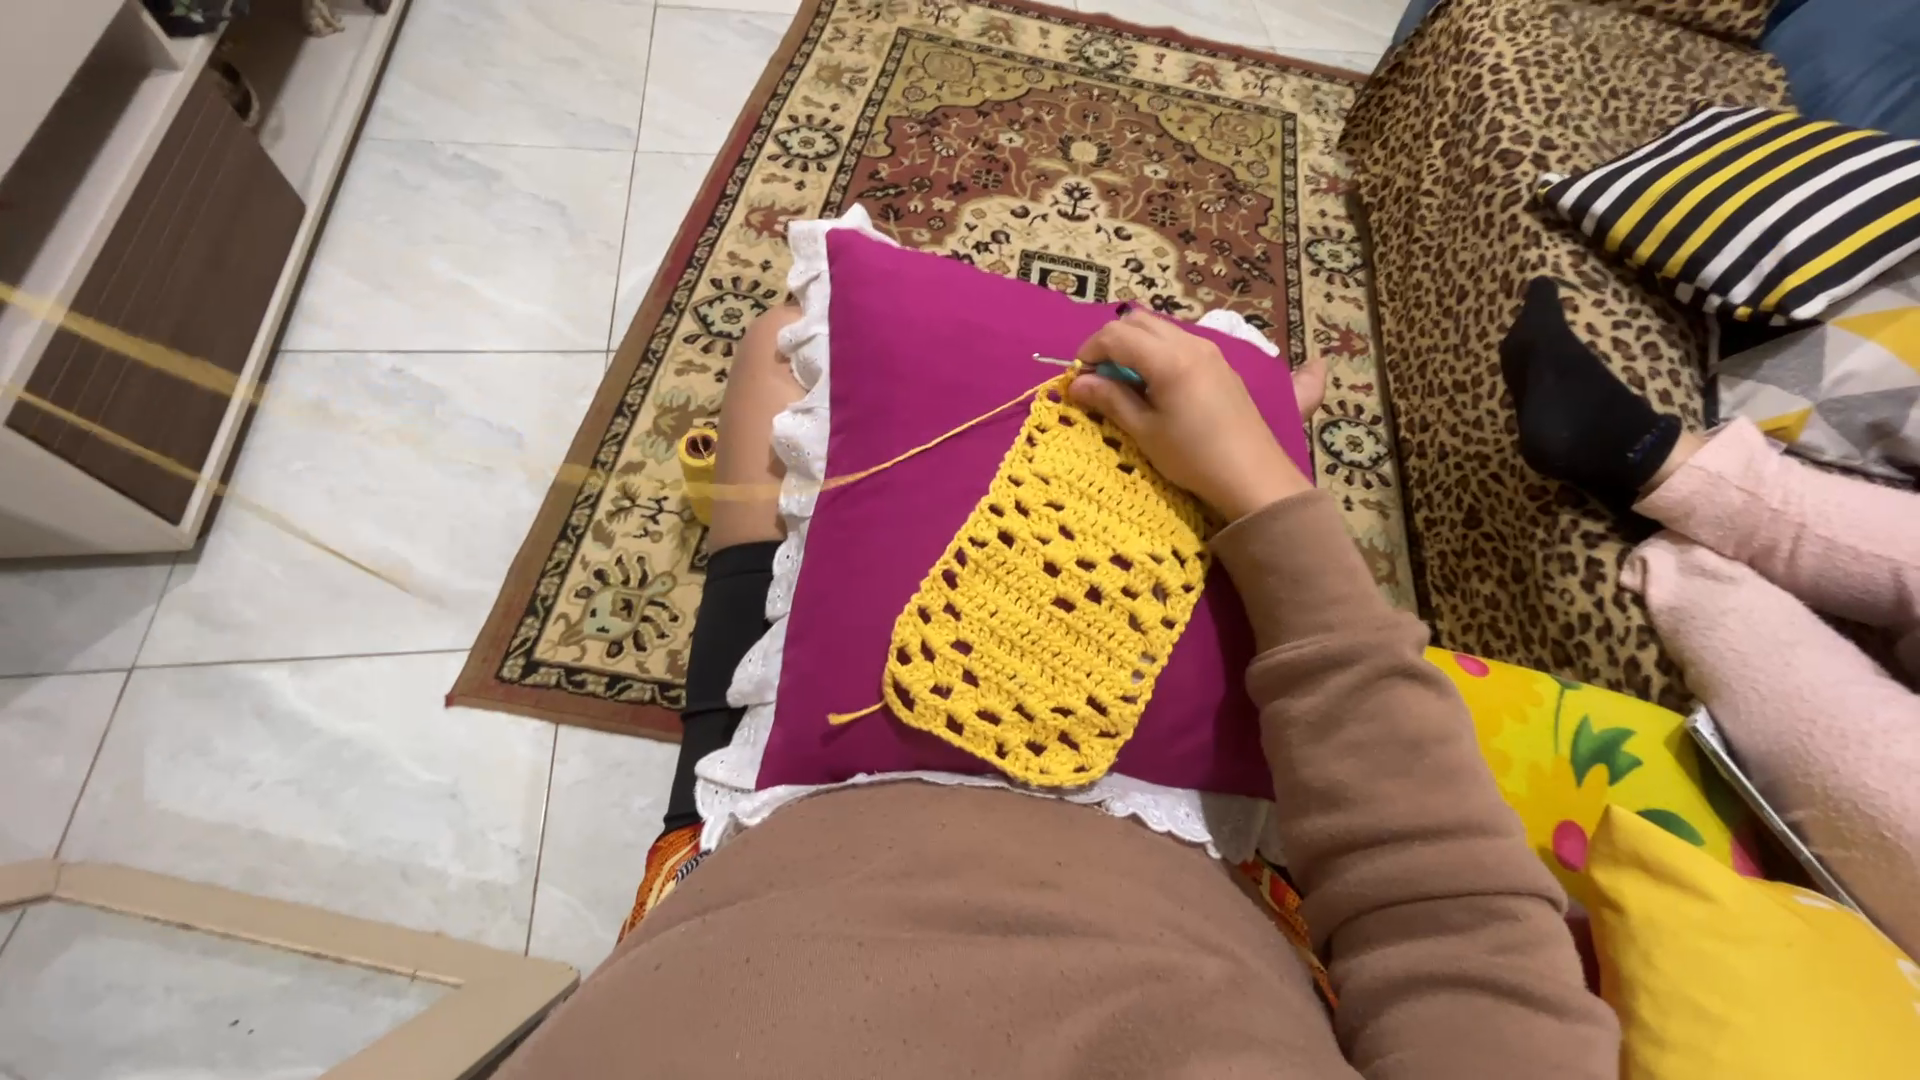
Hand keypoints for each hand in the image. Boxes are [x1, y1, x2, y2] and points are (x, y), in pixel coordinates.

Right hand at [1068, 311, 1310, 520]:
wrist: (1252, 474)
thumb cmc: (1193, 457)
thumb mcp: (1144, 431)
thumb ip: (1110, 400)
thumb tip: (1078, 383)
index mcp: (1168, 359)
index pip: (1115, 335)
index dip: (1089, 351)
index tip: (1079, 378)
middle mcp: (1190, 343)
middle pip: (1137, 321)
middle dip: (1110, 342)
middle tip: (1099, 377)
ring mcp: (1209, 350)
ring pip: (1159, 328)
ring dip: (1133, 346)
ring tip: (1125, 383)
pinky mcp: (1220, 363)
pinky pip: (1178, 342)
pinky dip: (1155, 352)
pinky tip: (1154, 385)